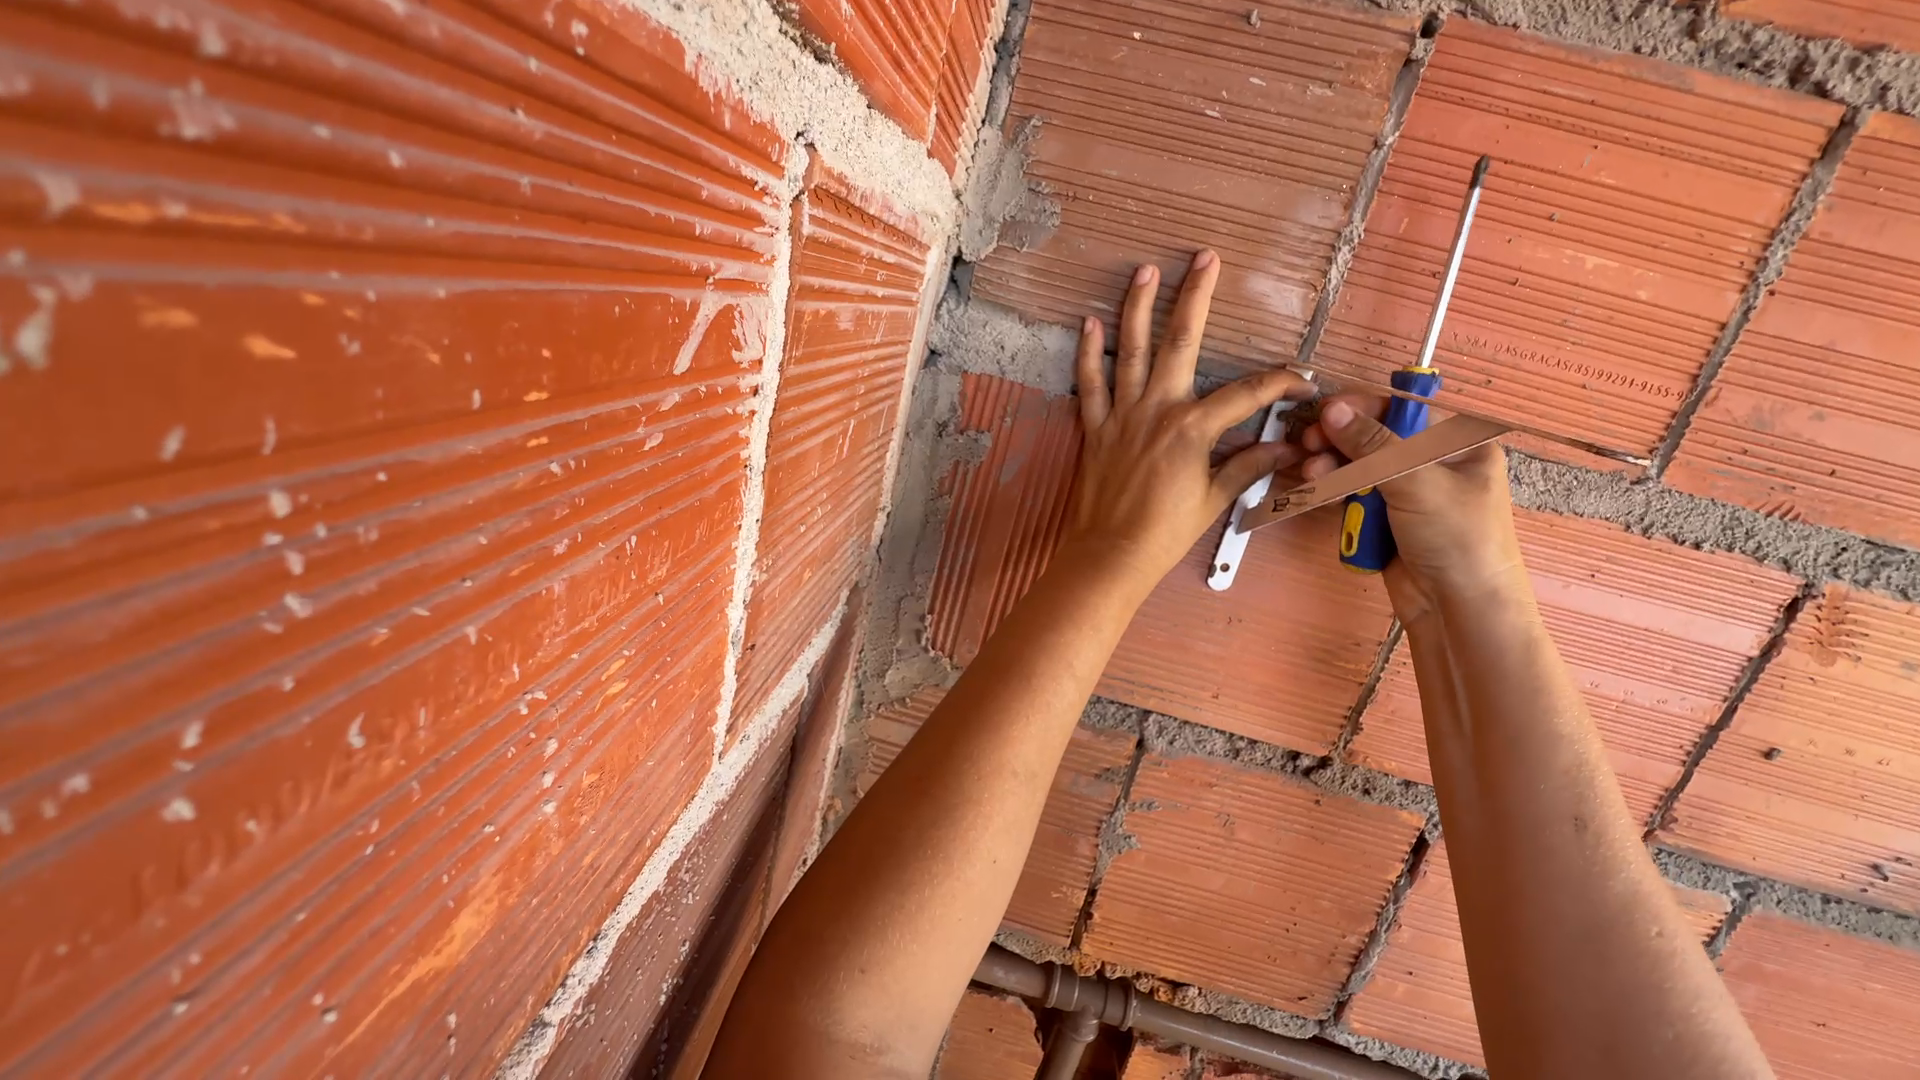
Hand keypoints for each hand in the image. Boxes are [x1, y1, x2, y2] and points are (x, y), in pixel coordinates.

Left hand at [1061, 251, 1314, 586]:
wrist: (1111, 555)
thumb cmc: (1165, 532)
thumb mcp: (1214, 499)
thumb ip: (1247, 466)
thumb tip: (1285, 448)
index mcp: (1192, 429)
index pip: (1246, 393)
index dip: (1279, 383)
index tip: (1302, 381)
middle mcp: (1156, 410)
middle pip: (1180, 342)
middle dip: (1195, 296)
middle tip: (1205, 257)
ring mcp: (1121, 415)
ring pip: (1130, 350)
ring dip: (1137, 307)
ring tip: (1145, 271)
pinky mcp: (1094, 428)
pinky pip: (1089, 384)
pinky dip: (1087, 354)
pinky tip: (1088, 323)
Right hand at [1296, 395, 1527, 625]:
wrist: (1458, 609)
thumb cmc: (1458, 540)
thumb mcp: (1418, 483)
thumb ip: (1372, 445)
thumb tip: (1332, 410)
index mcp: (1459, 446)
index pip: (1406, 412)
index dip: (1364, 407)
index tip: (1326, 410)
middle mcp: (1434, 465)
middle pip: (1377, 439)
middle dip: (1341, 441)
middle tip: (1310, 443)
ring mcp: (1407, 494)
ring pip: (1360, 468)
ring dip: (1333, 469)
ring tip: (1311, 475)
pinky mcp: (1386, 520)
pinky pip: (1354, 496)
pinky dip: (1335, 494)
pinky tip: (1317, 492)